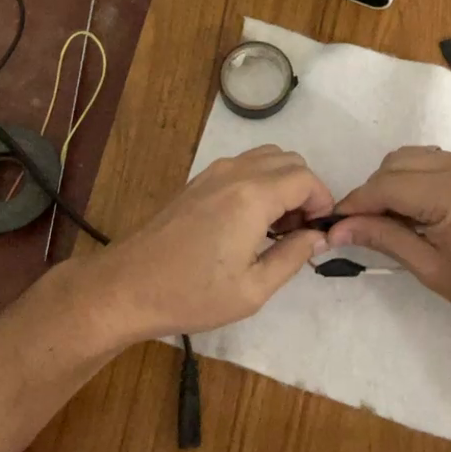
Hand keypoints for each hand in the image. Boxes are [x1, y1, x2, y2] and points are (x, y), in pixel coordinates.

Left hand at [83, 145, 332, 340]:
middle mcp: (236, 173)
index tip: (319, 232)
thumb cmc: (192, 294)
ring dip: (282, 182)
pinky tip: (249, 221)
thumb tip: (318, 236)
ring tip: (276, 226)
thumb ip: (292, 256)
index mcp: (253, 196)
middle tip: (298, 231)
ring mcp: (214, 172)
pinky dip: (260, 181)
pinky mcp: (199, 180)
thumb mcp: (253, 289)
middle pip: (289, 160)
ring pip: (266, 157)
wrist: (128, 286)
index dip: (322, 201)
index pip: (306, 178)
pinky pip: (243, 165)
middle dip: (305, 190)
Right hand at [327, 146, 450, 340]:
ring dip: (392, 182)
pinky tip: (416, 209)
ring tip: (390, 220)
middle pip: (396, 164)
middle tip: (361, 228)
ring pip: (412, 158)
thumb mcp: (431, 268)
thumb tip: (338, 229)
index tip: (332, 225)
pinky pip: (434, 161)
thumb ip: (384, 238)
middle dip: (372, 193)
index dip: (355, 204)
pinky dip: (415, 178)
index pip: (386, 186)